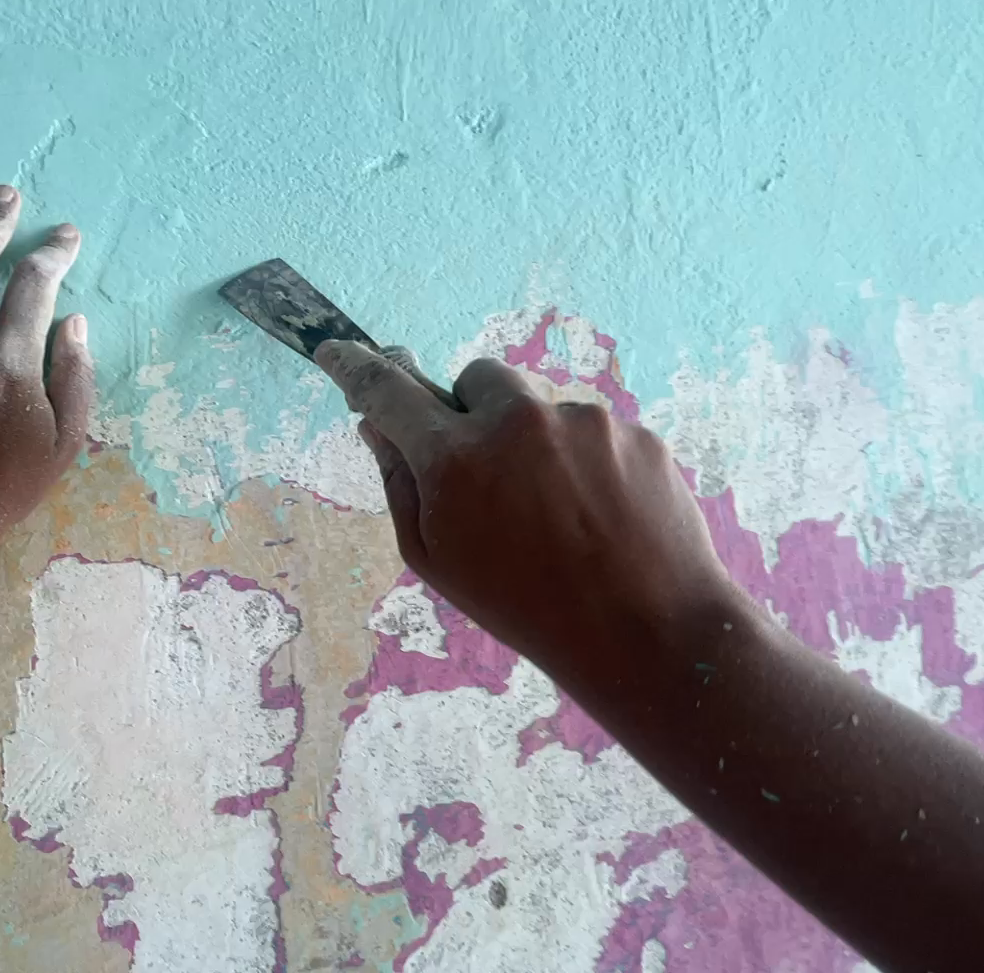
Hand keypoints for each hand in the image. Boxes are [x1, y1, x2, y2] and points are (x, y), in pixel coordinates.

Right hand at [314, 341, 740, 680]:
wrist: (649, 634)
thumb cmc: (519, 603)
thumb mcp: (432, 557)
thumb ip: (399, 482)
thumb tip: (376, 426)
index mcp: (454, 458)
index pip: (387, 391)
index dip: (354, 367)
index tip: (334, 350)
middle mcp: (516, 421)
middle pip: (476, 377)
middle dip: (471, 410)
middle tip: (485, 465)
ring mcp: (583, 420)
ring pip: (538, 404)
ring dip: (530, 436)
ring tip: (553, 503)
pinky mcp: (634, 431)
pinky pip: (588, 425)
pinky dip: (578, 455)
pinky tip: (593, 507)